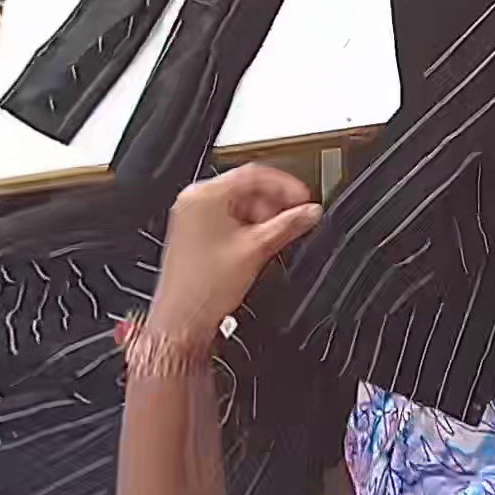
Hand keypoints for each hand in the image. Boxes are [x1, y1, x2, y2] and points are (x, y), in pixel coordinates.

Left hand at [149, 164, 320, 343]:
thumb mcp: (258, 248)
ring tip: (281, 232)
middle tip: (296, 216)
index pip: (254, 174)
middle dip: (276, 202)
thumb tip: (311, 212)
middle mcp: (195, 201)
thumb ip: (290, 225)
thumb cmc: (206, 287)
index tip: (304, 198)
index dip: (286, 184)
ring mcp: (192, 217)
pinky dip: (250, 225)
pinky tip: (263, 240)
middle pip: (247, 188)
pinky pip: (230, 217)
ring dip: (264, 215)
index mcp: (206, 196)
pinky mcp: (195, 232)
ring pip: (240, 203)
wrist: (183, 319)